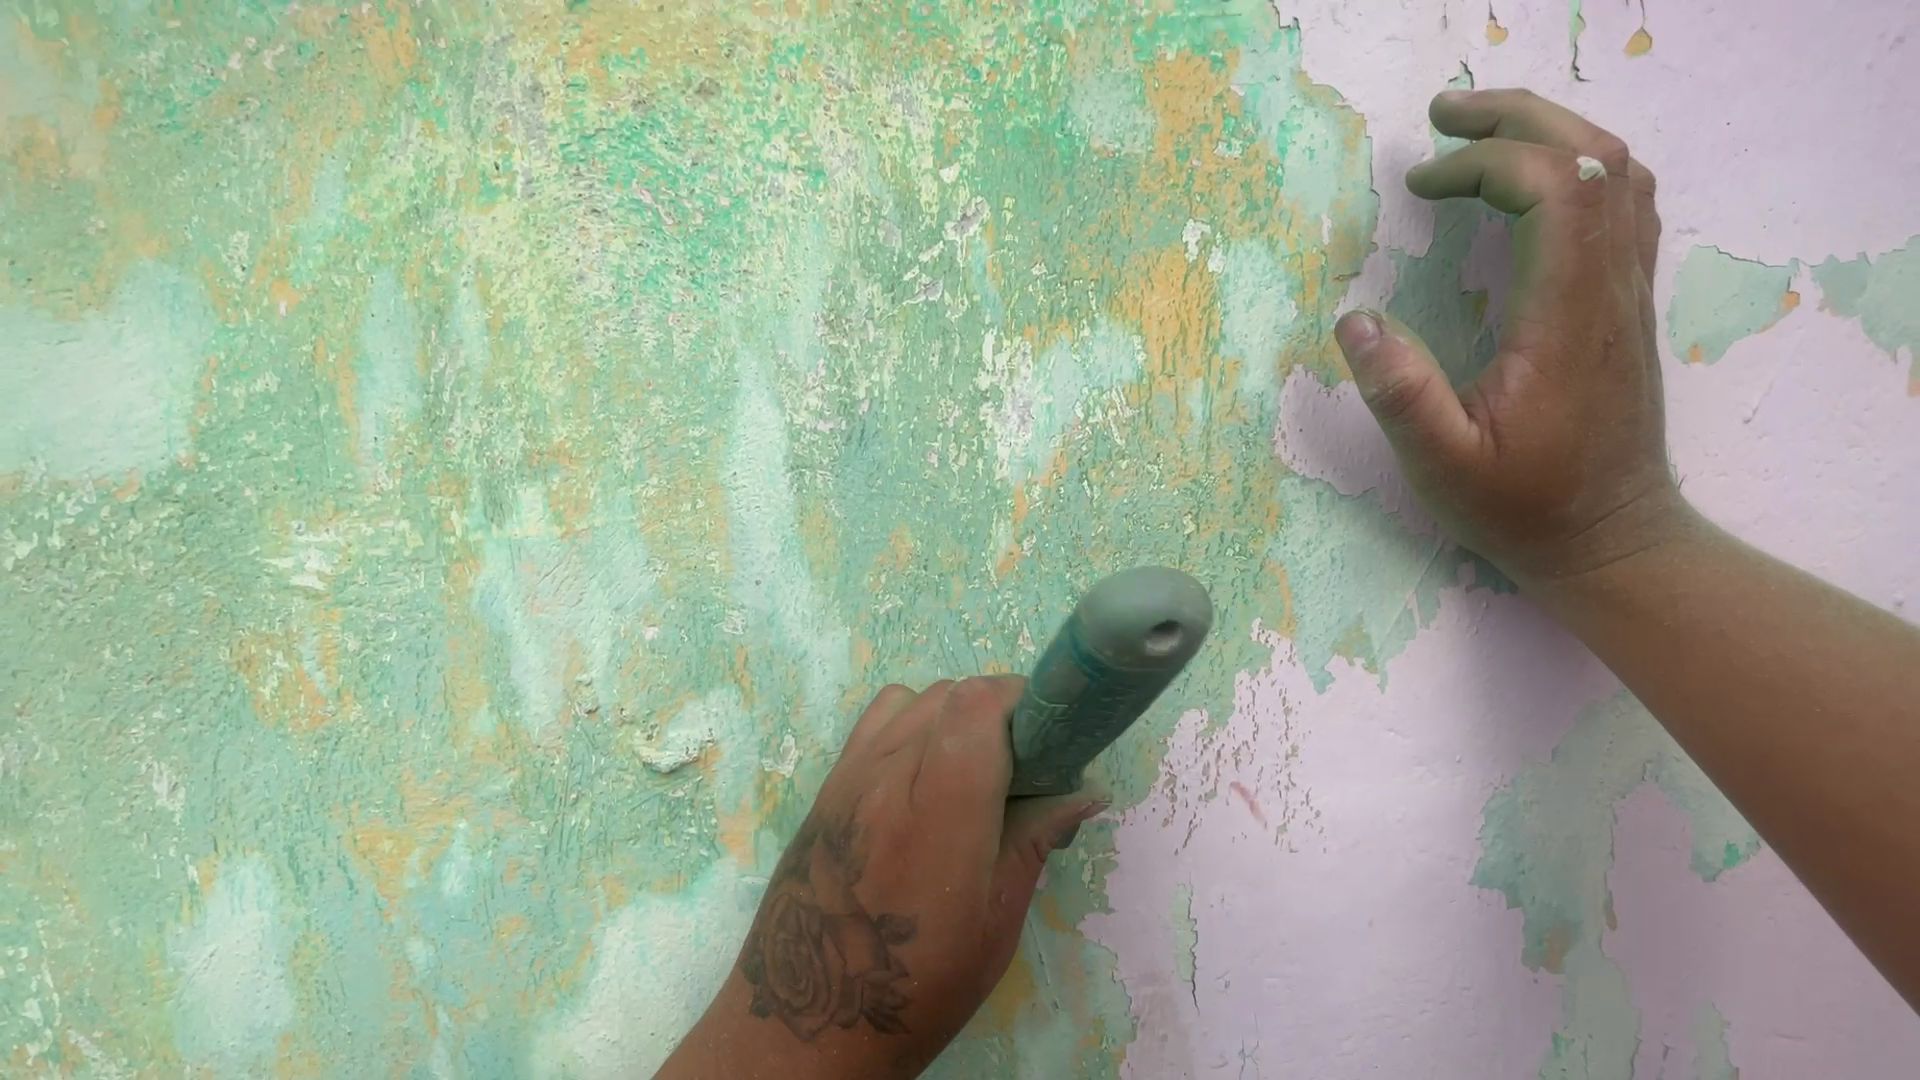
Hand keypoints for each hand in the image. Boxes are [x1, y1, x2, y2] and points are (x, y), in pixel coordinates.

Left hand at [656, 677, 1106, 1079]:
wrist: (810, 1014)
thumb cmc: (918, 983)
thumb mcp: (997, 921)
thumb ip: (1036, 839)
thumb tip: (1086, 791)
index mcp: (939, 815)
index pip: (976, 707)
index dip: (1019, 700)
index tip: (1047, 732)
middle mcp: (889, 777)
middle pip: (952, 695)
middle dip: (998, 709)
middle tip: (1020, 758)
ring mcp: (852, 774)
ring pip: (916, 698)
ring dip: (955, 712)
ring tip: (971, 763)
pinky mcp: (829, 781)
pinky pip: (878, 717)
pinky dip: (913, 719)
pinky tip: (923, 766)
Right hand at [1335, 89, 1685, 586]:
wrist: (1608, 538)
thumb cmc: (1520, 505)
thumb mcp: (1441, 463)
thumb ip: (1399, 393)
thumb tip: (1353, 320)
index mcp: (1564, 317)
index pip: (1553, 189)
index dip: (1484, 165)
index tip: (1417, 188)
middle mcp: (1608, 289)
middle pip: (1596, 159)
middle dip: (1519, 120)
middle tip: (1445, 114)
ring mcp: (1623, 296)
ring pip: (1619, 176)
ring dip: (1552, 138)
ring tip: (1479, 138)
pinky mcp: (1619, 309)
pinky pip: (1620, 210)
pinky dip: (1574, 174)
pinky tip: (1528, 191)